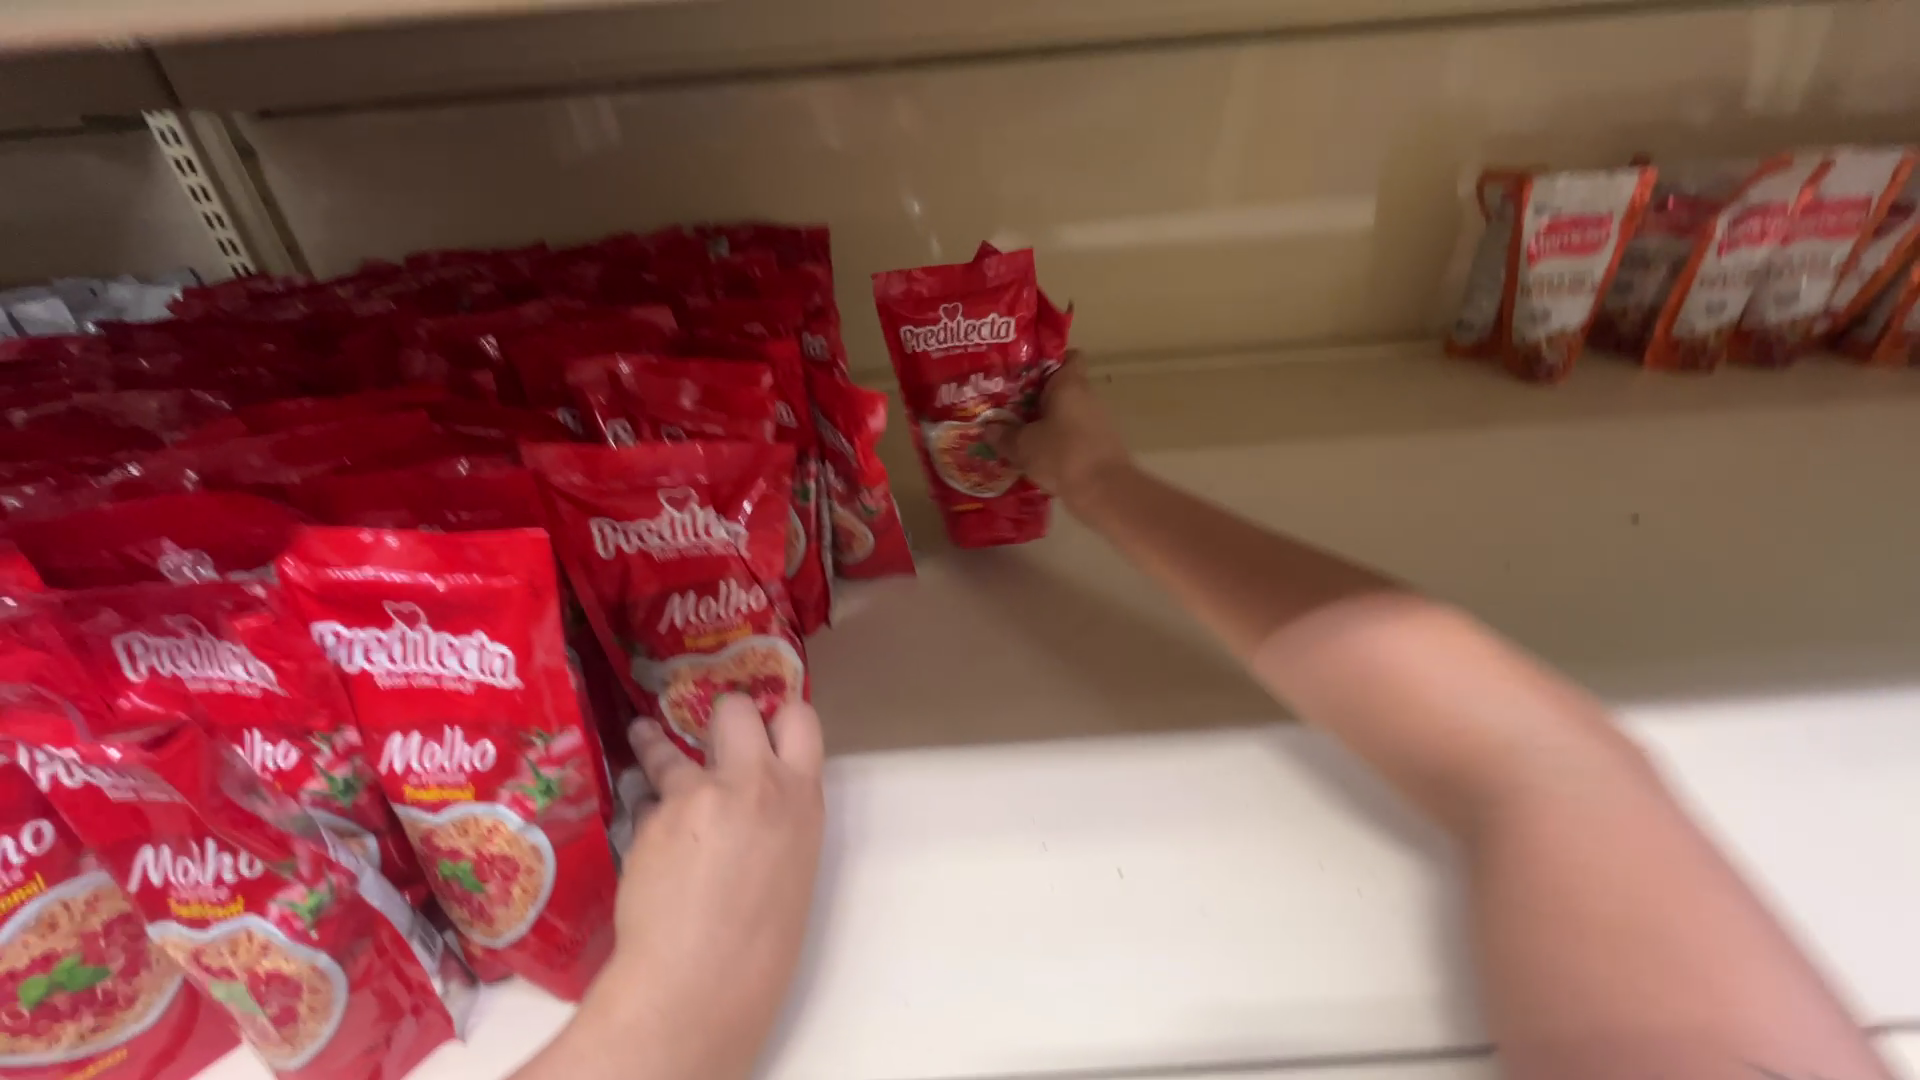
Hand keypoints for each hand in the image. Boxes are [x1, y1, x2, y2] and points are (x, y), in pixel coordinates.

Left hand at [561, 698, 824, 1079]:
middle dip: (722, 715)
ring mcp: (699, 793)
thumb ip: (781, 815)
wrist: (703, 981)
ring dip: (656, 745)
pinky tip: (640, 828)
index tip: (766, 721)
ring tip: (643, 737)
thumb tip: (756, 798)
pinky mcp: (653, 816)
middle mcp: (754, 780)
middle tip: (712, 734)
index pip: (800, 716)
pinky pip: (644, 797)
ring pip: (668, 745)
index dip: (780, 713)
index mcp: (801, 795)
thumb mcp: (796, 860)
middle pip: (735, 708)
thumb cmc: (767, 937)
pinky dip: (643, 808)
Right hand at [1009, 354, 1133, 506]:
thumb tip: (988, 428)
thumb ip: (1004, 435)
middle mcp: (1087, 397)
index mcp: (1070, 383)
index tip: (1024, 371)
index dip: (1048, 359)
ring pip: (1066, 413)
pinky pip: (1072, 436)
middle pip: (1062, 387)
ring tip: (1017, 432)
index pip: (1068, 356)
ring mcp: (1097, 422)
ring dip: (1046, 422)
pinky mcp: (1099, 446)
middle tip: (1008, 405)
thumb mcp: (1023, 445)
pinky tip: (1035, 455)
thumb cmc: (1062, 454)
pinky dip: (1056, 442)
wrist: (1103, 490)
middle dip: (1037, 396)